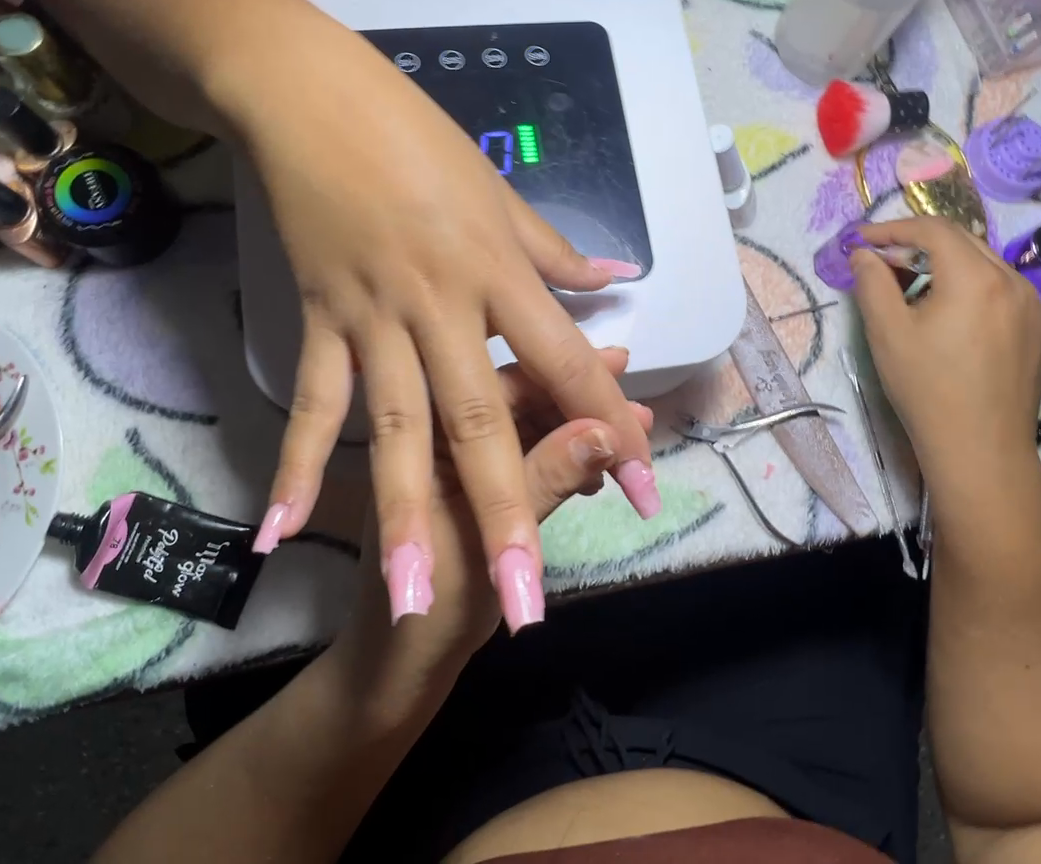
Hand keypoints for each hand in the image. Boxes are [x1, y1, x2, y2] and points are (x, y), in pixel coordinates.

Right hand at [224, 20, 658, 634]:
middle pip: (481, 418)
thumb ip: (552, 250)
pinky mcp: (317, 321)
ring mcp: (374, 319)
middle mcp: (442, 306)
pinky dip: (293, 465)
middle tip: (527, 595)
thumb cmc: (416, 137)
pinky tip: (276, 533)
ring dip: (401, 515)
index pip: (567, 361)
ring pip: (396, 429)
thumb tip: (614, 280)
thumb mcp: (497, 190)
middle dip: (508, 510)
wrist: (311, 97)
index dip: (609, 424)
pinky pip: (309, 403)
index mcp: (498, 270)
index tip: (644, 488)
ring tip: (410, 596)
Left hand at [347, 350, 653, 672]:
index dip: (566, 381)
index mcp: (427, 429)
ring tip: (635, 435)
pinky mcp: (480, 488)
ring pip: (532, 430)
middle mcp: (443, 432)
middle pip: (523, 403)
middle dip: (584, 404)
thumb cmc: (433, 603)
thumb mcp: (493, 537)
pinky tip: (599, 470)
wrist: (401, 668)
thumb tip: (606, 431)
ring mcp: (462, 460)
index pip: (504, 386)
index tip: (620, 372)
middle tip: (639, 408)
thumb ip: (545, 478)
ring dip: (582, 434)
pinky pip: (529, 459)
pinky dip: (567, 461)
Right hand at [848, 218, 1040, 491]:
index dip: (892, 229)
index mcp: (975, 277)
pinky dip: (970, 288)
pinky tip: (948, 318)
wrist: (981, 450)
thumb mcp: (887, 333)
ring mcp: (1032, 305)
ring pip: (983, 264)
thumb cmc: (927, 390)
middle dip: (917, 244)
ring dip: (944, 266)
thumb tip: (863, 253)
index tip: (861, 240)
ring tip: (912, 291)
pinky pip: (1001, 291)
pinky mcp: (1039, 329)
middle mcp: (1012, 280)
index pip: (932, 230)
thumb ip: (872, 282)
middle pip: (961, 241)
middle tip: (881, 263)